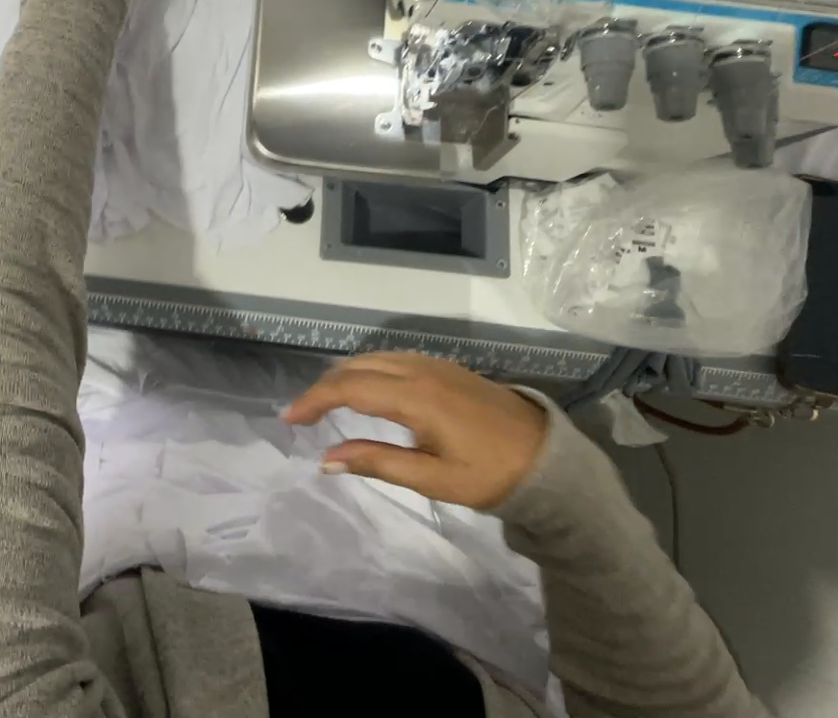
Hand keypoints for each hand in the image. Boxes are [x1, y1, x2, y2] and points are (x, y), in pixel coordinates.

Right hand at [282, 352, 548, 509]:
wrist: (549, 459)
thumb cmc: (491, 474)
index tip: (288, 419)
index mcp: (414, 397)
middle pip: (355, 367)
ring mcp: (432, 364)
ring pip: (372, 358)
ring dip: (343, 377)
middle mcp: (418, 370)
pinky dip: (365, 370)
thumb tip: (326, 459)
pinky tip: (364, 391)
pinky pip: (390, 358)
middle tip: (302, 416)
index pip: (348, 389)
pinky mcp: (443, 366)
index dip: (313, 400)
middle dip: (322, 388)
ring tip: (326, 405)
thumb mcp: (434, 479)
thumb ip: (377, 463)